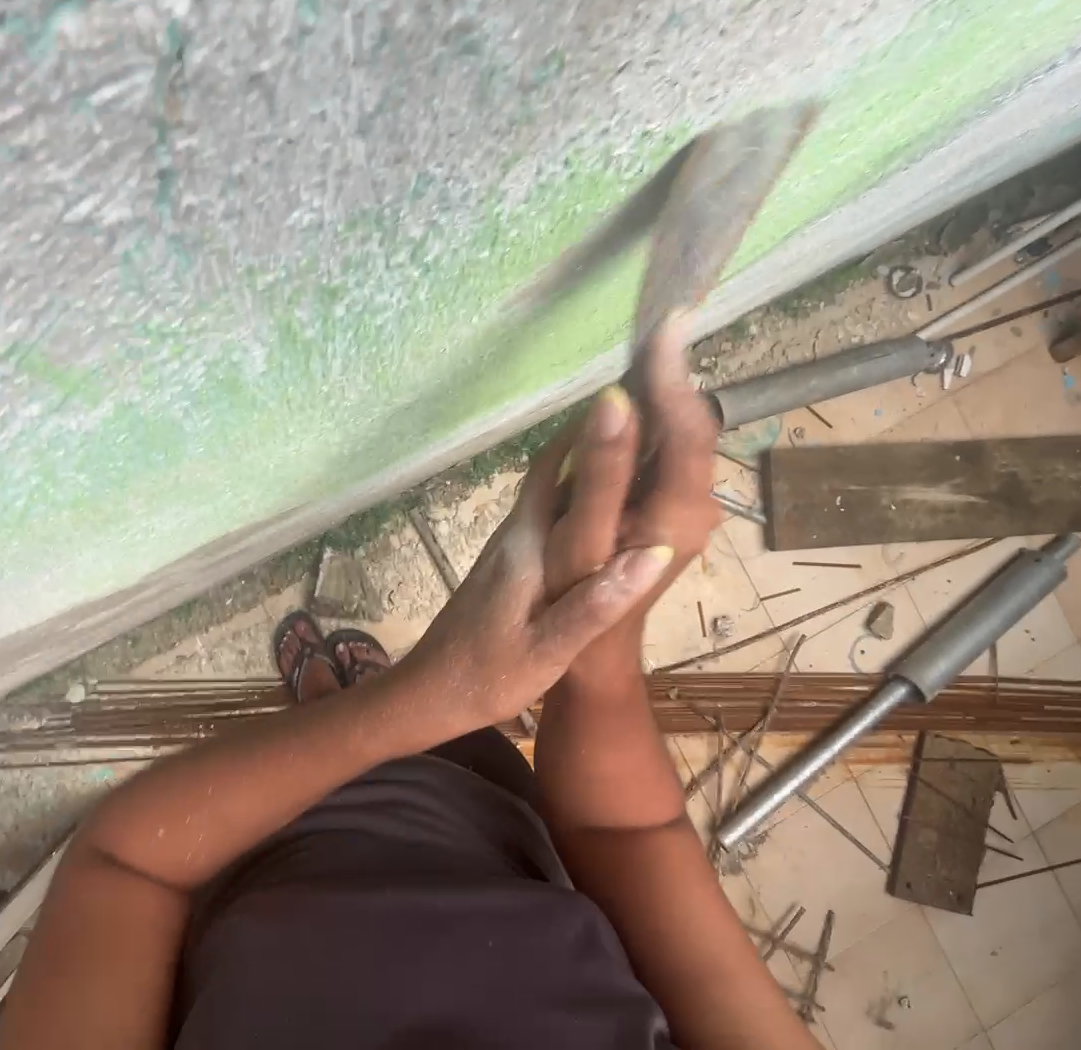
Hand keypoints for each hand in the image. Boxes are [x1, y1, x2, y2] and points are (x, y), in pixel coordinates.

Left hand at [398, 426, 674, 736]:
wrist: (427, 691)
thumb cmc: (485, 676)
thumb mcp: (546, 651)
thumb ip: (594, 603)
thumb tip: (653, 551)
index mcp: (530, 546)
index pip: (563, 469)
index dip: (600, 428)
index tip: (639, 388)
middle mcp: (518, 532)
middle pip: (554, 465)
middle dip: (595, 431)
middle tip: (647, 405)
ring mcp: (509, 544)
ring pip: (550, 485)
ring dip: (586, 457)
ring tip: (636, 441)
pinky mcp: (507, 561)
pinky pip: (547, 509)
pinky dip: (577, 490)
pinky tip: (601, 502)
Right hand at [546, 313, 720, 690]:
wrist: (593, 658)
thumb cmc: (580, 606)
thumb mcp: (581, 541)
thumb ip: (602, 472)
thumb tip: (617, 397)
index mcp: (682, 509)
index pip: (688, 424)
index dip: (675, 370)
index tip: (667, 318)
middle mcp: (695, 502)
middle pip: (686, 424)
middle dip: (665, 374)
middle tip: (644, 326)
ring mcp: (683, 506)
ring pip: (673, 436)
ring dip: (654, 396)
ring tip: (633, 351)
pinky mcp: (665, 509)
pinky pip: (657, 454)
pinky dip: (642, 424)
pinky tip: (621, 406)